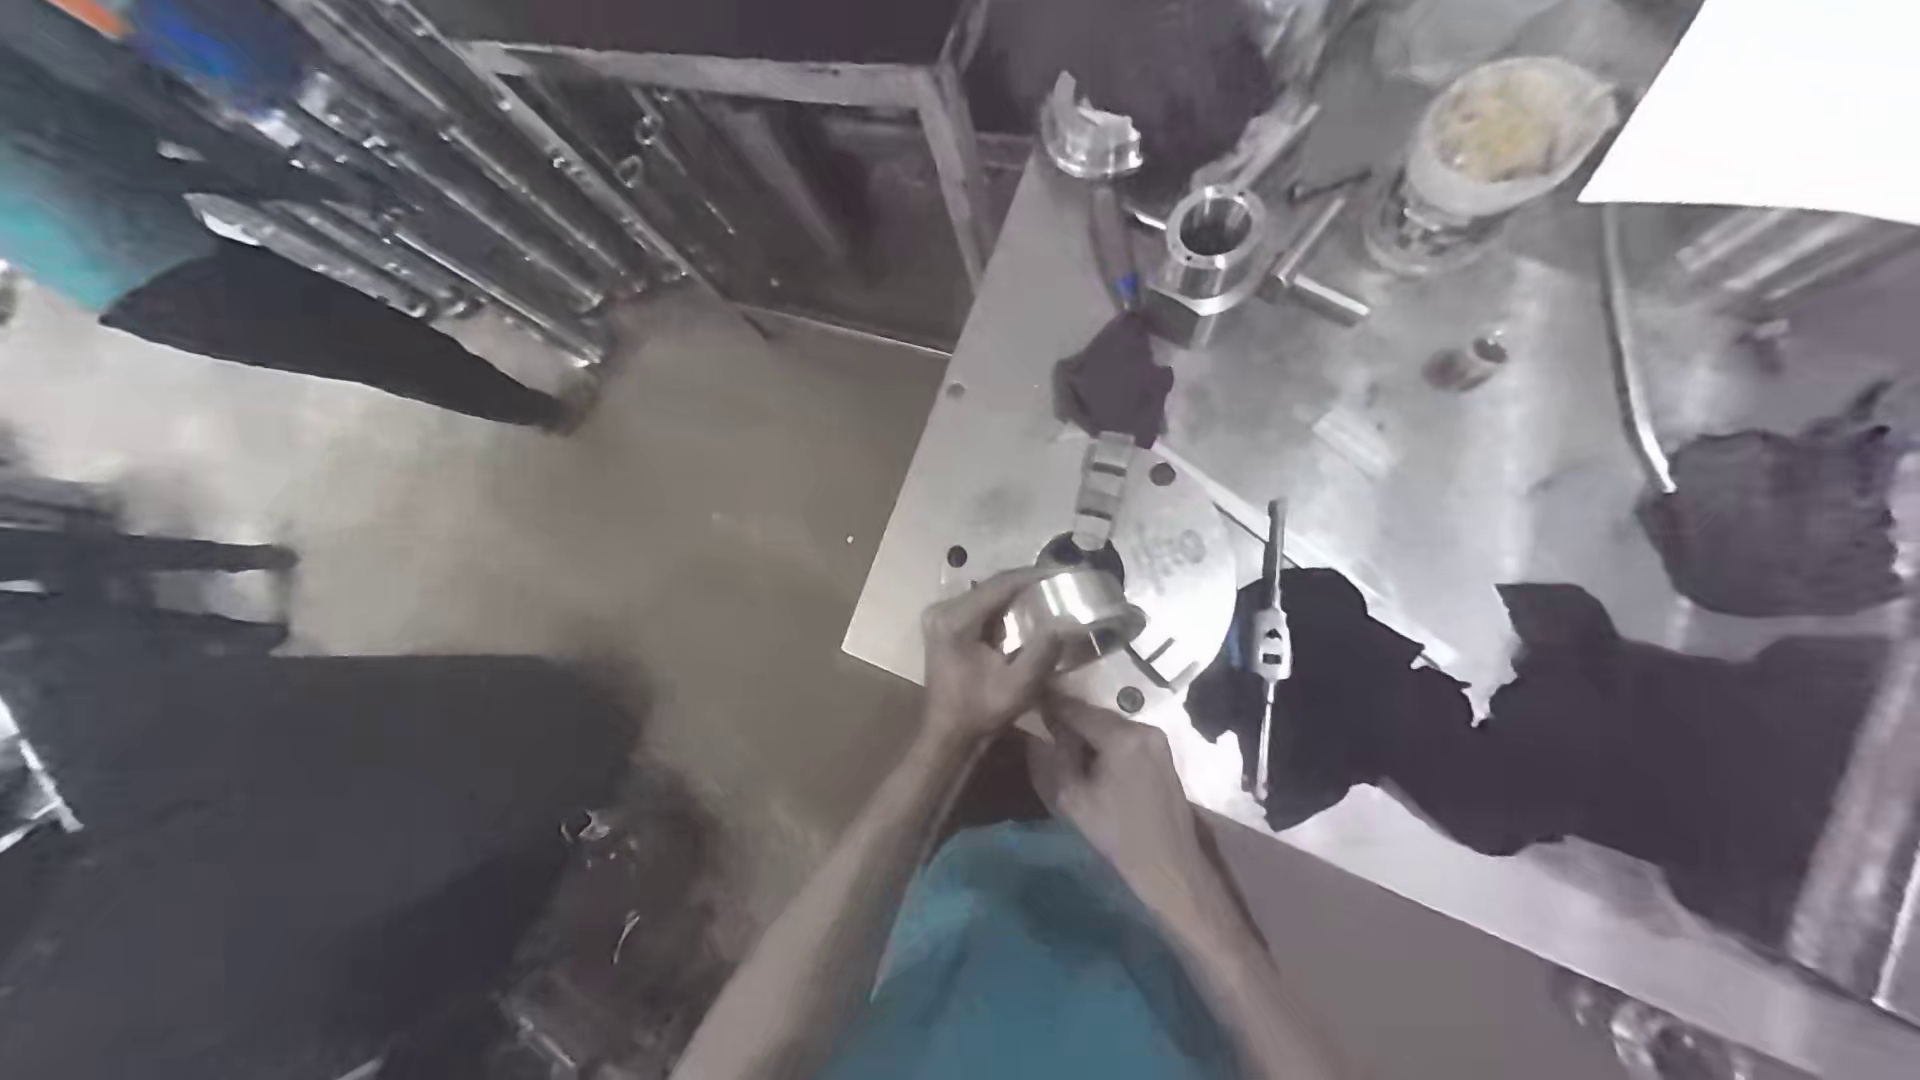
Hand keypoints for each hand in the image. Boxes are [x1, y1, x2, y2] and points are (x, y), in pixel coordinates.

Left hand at [921, 567, 1063, 744]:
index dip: (1032, 576)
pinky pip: (977, 604)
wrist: (948, 734)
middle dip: (1025, 582)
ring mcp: (939, 615)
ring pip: (984, 592)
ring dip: (1014, 591)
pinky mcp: (942, 623)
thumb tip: (1067, 619)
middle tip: (1058, 579)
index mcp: (955, 620)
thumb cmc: (980, 712)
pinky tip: (1024, 606)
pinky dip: (1001, 604)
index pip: (999, 585)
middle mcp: (942, 610)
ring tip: (1047, 588)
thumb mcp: (1019, 686)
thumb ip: (1043, 651)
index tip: (1062, 570)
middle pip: (990, 585)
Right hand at [1027, 695, 1209, 911]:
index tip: (1030, 706)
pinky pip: (1125, 734)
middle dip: (1070, 719)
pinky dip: (1106, 739)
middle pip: (1095, 713)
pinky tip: (1092, 756)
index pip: (1076, 709)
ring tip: (1065, 743)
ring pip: (1110, 723)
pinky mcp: (1162, 750)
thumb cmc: (1117, 834)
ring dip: (1088, 730)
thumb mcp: (1071, 798)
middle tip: (1045, 728)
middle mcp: (1142, 727)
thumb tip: (1037, 733)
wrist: (1169, 865)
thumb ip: (1051, 758)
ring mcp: (1156, 738)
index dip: (1050, 706)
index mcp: (1121, 737)